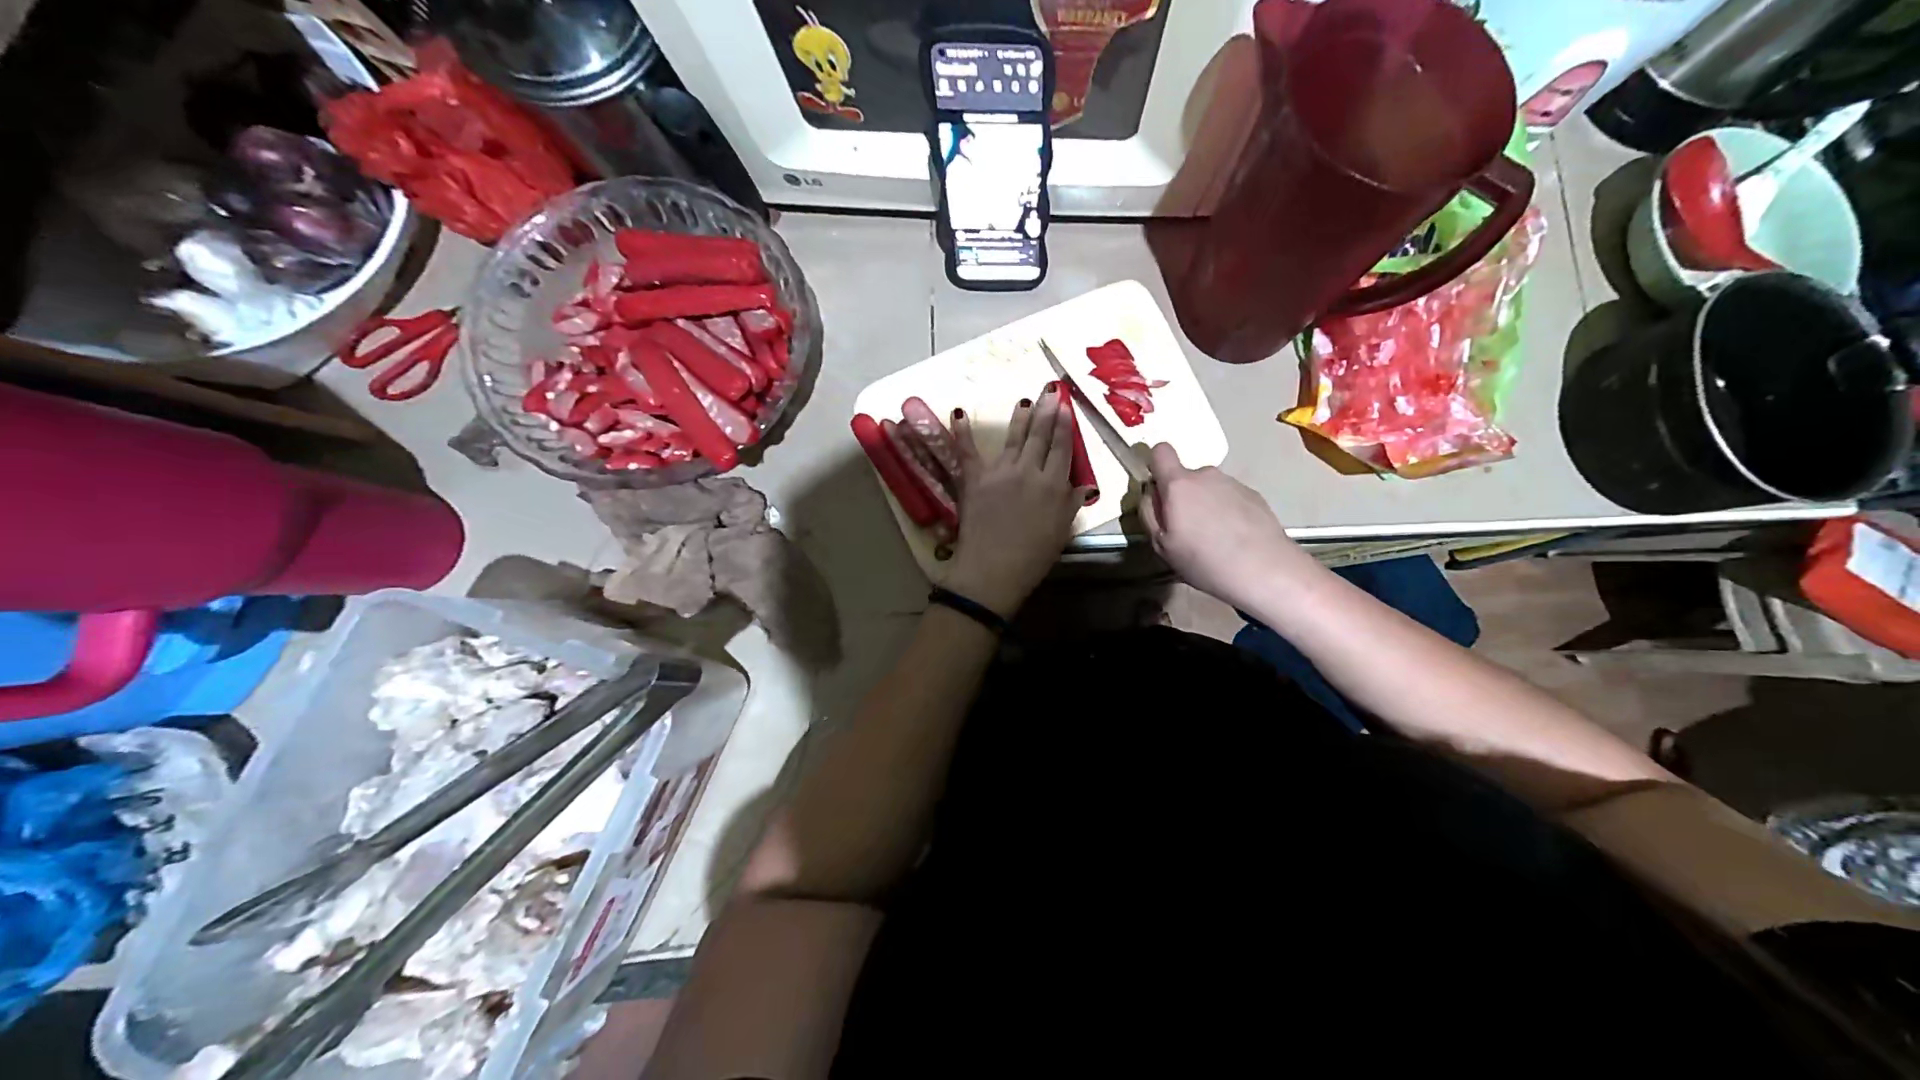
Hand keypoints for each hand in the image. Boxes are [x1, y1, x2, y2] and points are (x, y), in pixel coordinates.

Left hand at [944, 385, 1096, 616]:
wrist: (993, 570)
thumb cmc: (1033, 557)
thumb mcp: (1061, 531)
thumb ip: (1071, 503)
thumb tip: (1084, 485)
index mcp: (1054, 484)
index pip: (1062, 447)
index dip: (1064, 425)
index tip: (1065, 405)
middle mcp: (1029, 471)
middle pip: (1040, 435)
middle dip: (1046, 411)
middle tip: (1049, 391)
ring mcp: (1000, 472)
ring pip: (1013, 438)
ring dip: (1020, 418)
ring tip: (1025, 401)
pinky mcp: (974, 479)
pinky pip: (967, 451)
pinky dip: (962, 433)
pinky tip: (958, 413)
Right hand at [1140, 443, 1315, 609]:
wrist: (1264, 568)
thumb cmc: (1204, 559)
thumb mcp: (1162, 545)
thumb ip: (1149, 513)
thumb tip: (1150, 493)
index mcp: (1178, 485)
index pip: (1161, 452)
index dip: (1156, 465)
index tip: (1160, 491)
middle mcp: (1206, 475)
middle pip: (1186, 477)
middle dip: (1183, 497)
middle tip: (1188, 530)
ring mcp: (1233, 483)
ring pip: (1209, 488)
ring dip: (1207, 505)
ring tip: (1215, 538)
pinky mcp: (1254, 495)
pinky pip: (1230, 498)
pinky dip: (1228, 511)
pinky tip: (1235, 538)